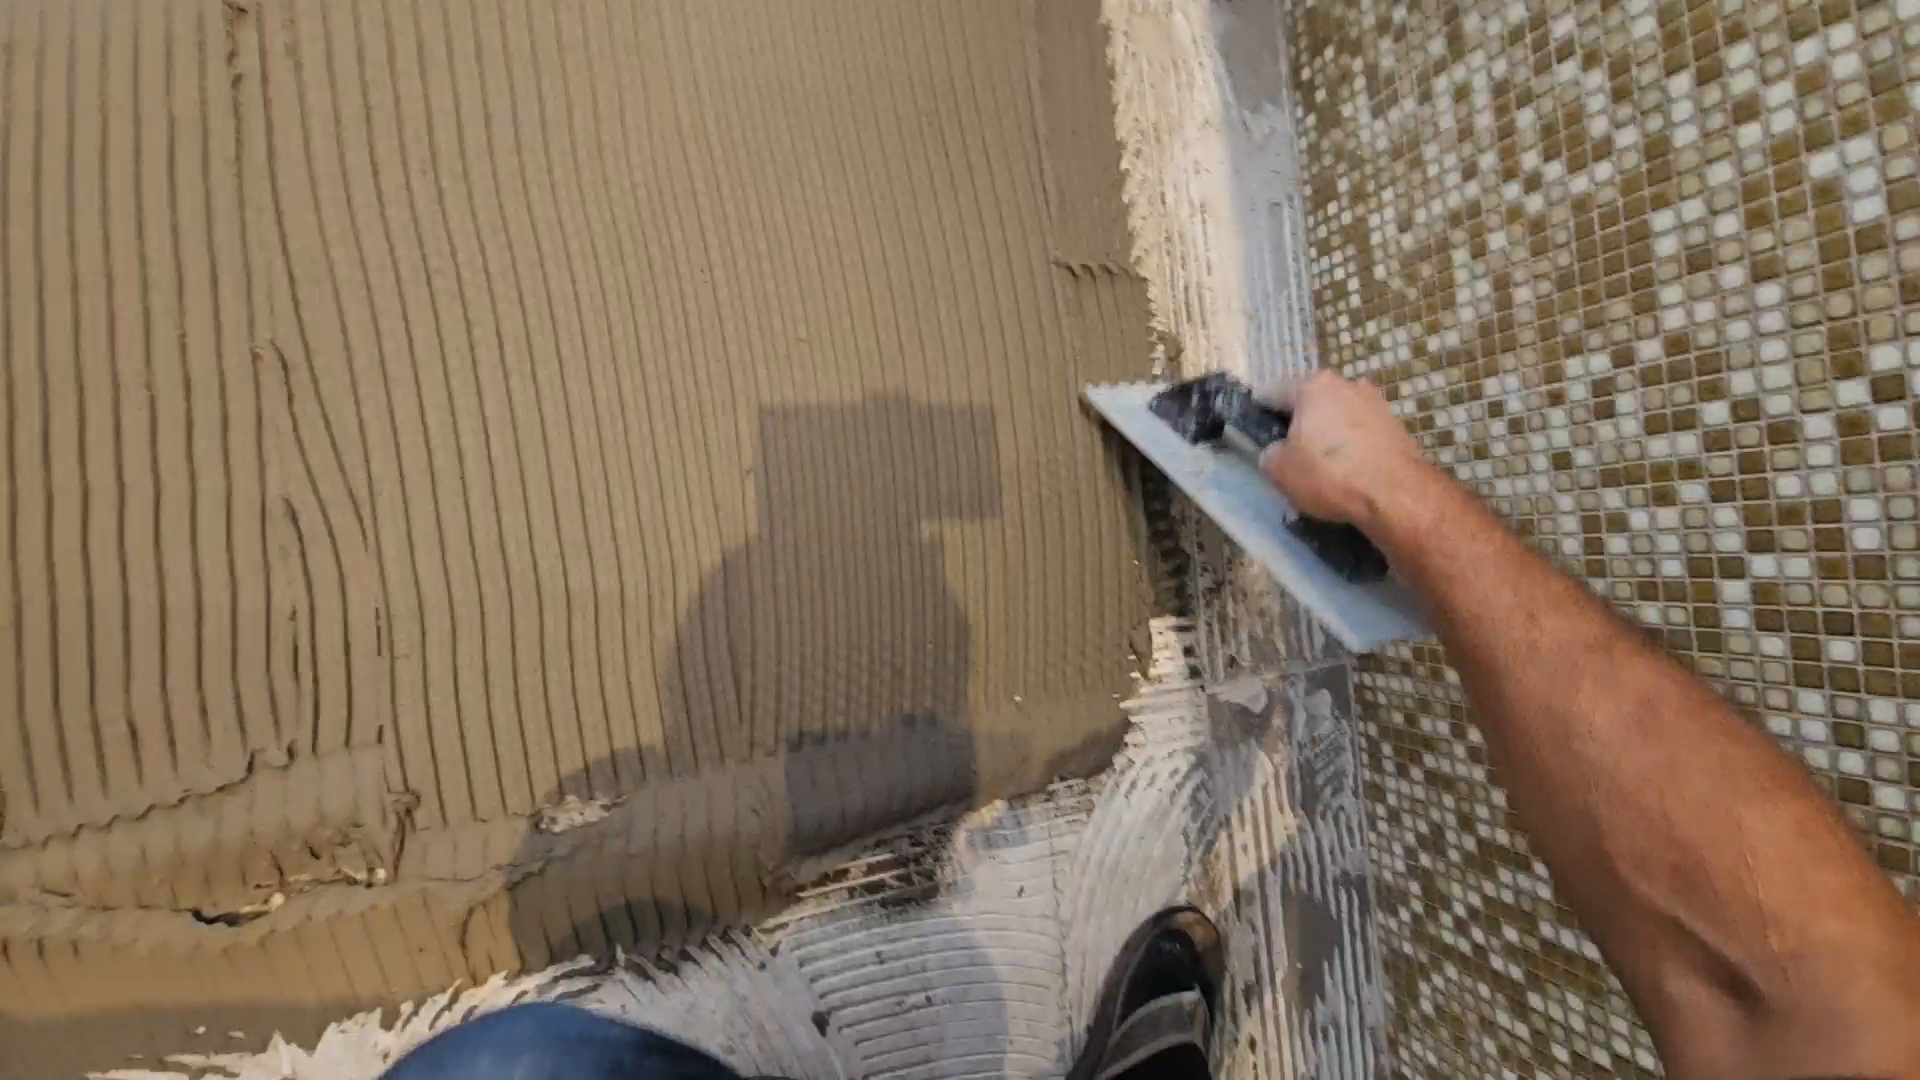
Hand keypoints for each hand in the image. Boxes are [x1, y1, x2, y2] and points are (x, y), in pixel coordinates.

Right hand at [1255, 370, 1426, 530]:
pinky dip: (1349, 448)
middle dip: (1298, 424)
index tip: (1256, 432)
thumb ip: (1270, 454)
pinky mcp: (1396, 426)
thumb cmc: (1328, 473)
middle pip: (1310, 403)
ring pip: (1337, 418)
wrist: (1394, 494)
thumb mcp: (1279, 470)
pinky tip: (1345, 473)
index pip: (1273, 393)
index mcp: (1313, 386)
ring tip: (1319, 467)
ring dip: (1326, 435)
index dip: (1260, 414)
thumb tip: (1277, 451)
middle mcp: (1347, 385)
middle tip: (1288, 454)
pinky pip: (1359, 434)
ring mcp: (1376, 403)